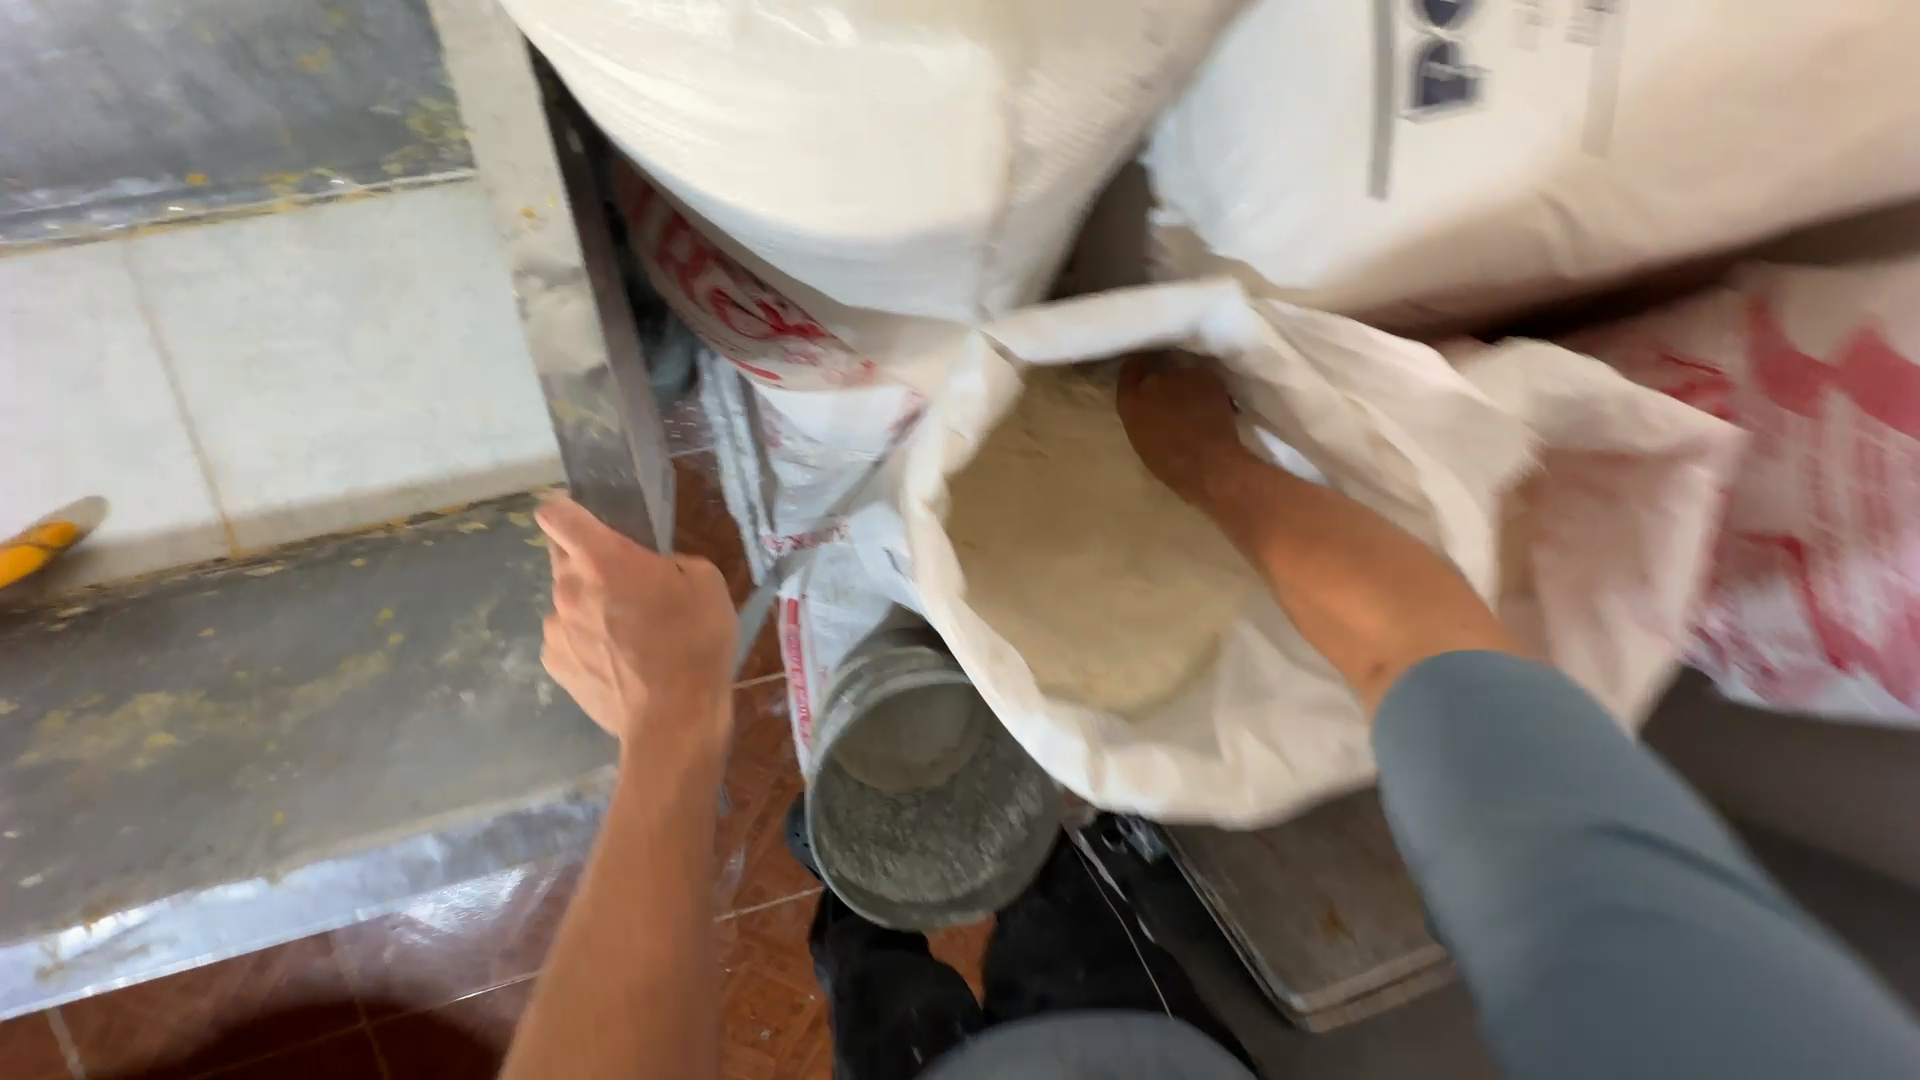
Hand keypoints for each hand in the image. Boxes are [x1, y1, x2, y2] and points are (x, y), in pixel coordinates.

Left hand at [538, 496, 736, 769]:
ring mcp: (555, 629)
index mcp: (603, 559)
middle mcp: (567, 588)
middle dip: (592, 564)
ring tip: (630, 636)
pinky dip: (587, 642)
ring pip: (568, 601)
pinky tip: (619, 663)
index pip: (557, 513)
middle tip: (631, 588)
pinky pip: (568, 638)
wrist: (674, 717)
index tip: (590, 522)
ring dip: (590, 607)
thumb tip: (653, 570)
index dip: (570, 511)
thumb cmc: (696, 642)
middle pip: (564, 558)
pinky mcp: (555, 664)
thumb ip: (670, 561)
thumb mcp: (706, 582)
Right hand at [1117, 353, 1248, 504]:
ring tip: (1197, 408)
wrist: (1206, 462)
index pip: (1130, 370)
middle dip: (1164, 383)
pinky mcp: (1206, 376)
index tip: (1146, 377)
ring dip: (1186, 387)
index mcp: (1130, 400)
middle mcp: (1152, 381)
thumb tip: (1150, 407)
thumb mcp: (1141, 438)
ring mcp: (1180, 375)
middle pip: (1157, 372)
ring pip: (1182, 376)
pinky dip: (1206, 390)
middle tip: (1174, 401)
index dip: (1139, 371)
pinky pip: (1203, 379)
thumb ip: (1141, 414)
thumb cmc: (1169, 463)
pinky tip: (1212, 408)